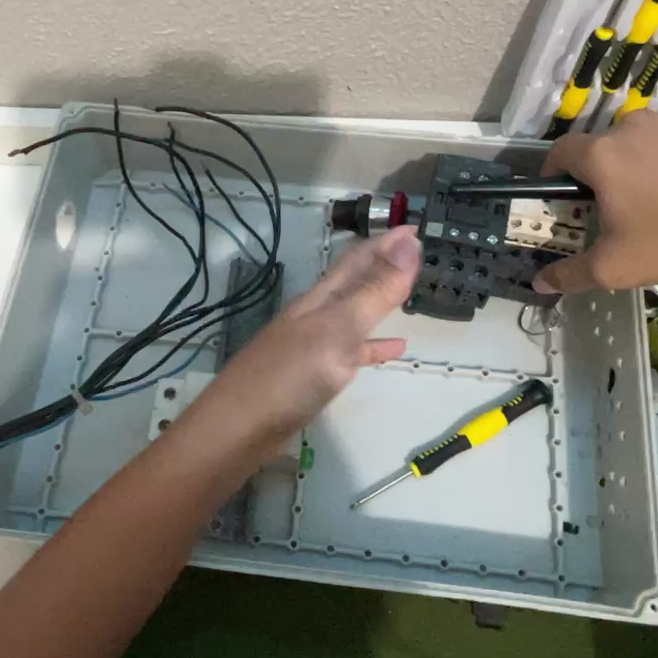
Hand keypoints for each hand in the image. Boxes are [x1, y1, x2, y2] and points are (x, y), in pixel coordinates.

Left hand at [189, 225, 419, 439]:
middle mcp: (316, 315)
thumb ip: (375, 291)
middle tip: (417, 254)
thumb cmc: (289, 376)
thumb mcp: (339, 329)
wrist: (240, 429)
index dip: (387, 243)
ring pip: (354, 315)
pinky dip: (374, 347)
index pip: (358, 258)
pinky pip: (351, 352)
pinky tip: (395, 350)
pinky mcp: (313, 375)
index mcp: (321, 298)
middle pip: (355, 282)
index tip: (417, 228)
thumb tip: (409, 242)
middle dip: (384, 265)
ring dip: (380, 302)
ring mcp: (313, 345)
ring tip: (411, 294)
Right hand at [532, 108, 657, 294]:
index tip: (562, 194)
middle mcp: (633, 126)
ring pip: (641, 137)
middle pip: (602, 145)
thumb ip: (569, 274)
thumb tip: (539, 284)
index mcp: (603, 155)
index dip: (554, 172)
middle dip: (601, 171)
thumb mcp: (615, 268)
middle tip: (617, 205)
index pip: (560, 152)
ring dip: (638, 159)